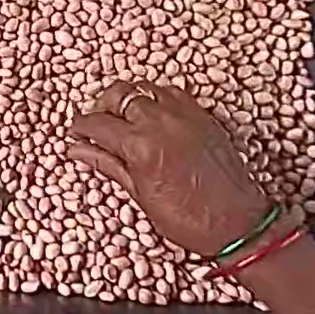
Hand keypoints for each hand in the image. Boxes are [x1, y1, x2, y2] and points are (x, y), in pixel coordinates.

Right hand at [66, 81, 271, 257]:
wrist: (238, 226)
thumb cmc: (189, 219)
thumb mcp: (138, 193)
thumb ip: (106, 163)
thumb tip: (78, 150)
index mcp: (140, 145)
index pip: (96, 123)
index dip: (81, 127)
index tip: (76, 133)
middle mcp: (161, 123)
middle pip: (118, 94)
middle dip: (102, 106)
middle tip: (97, 124)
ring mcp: (184, 116)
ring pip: (144, 88)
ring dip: (128, 100)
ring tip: (124, 119)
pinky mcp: (203, 117)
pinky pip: (172, 93)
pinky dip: (156, 99)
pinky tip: (152, 116)